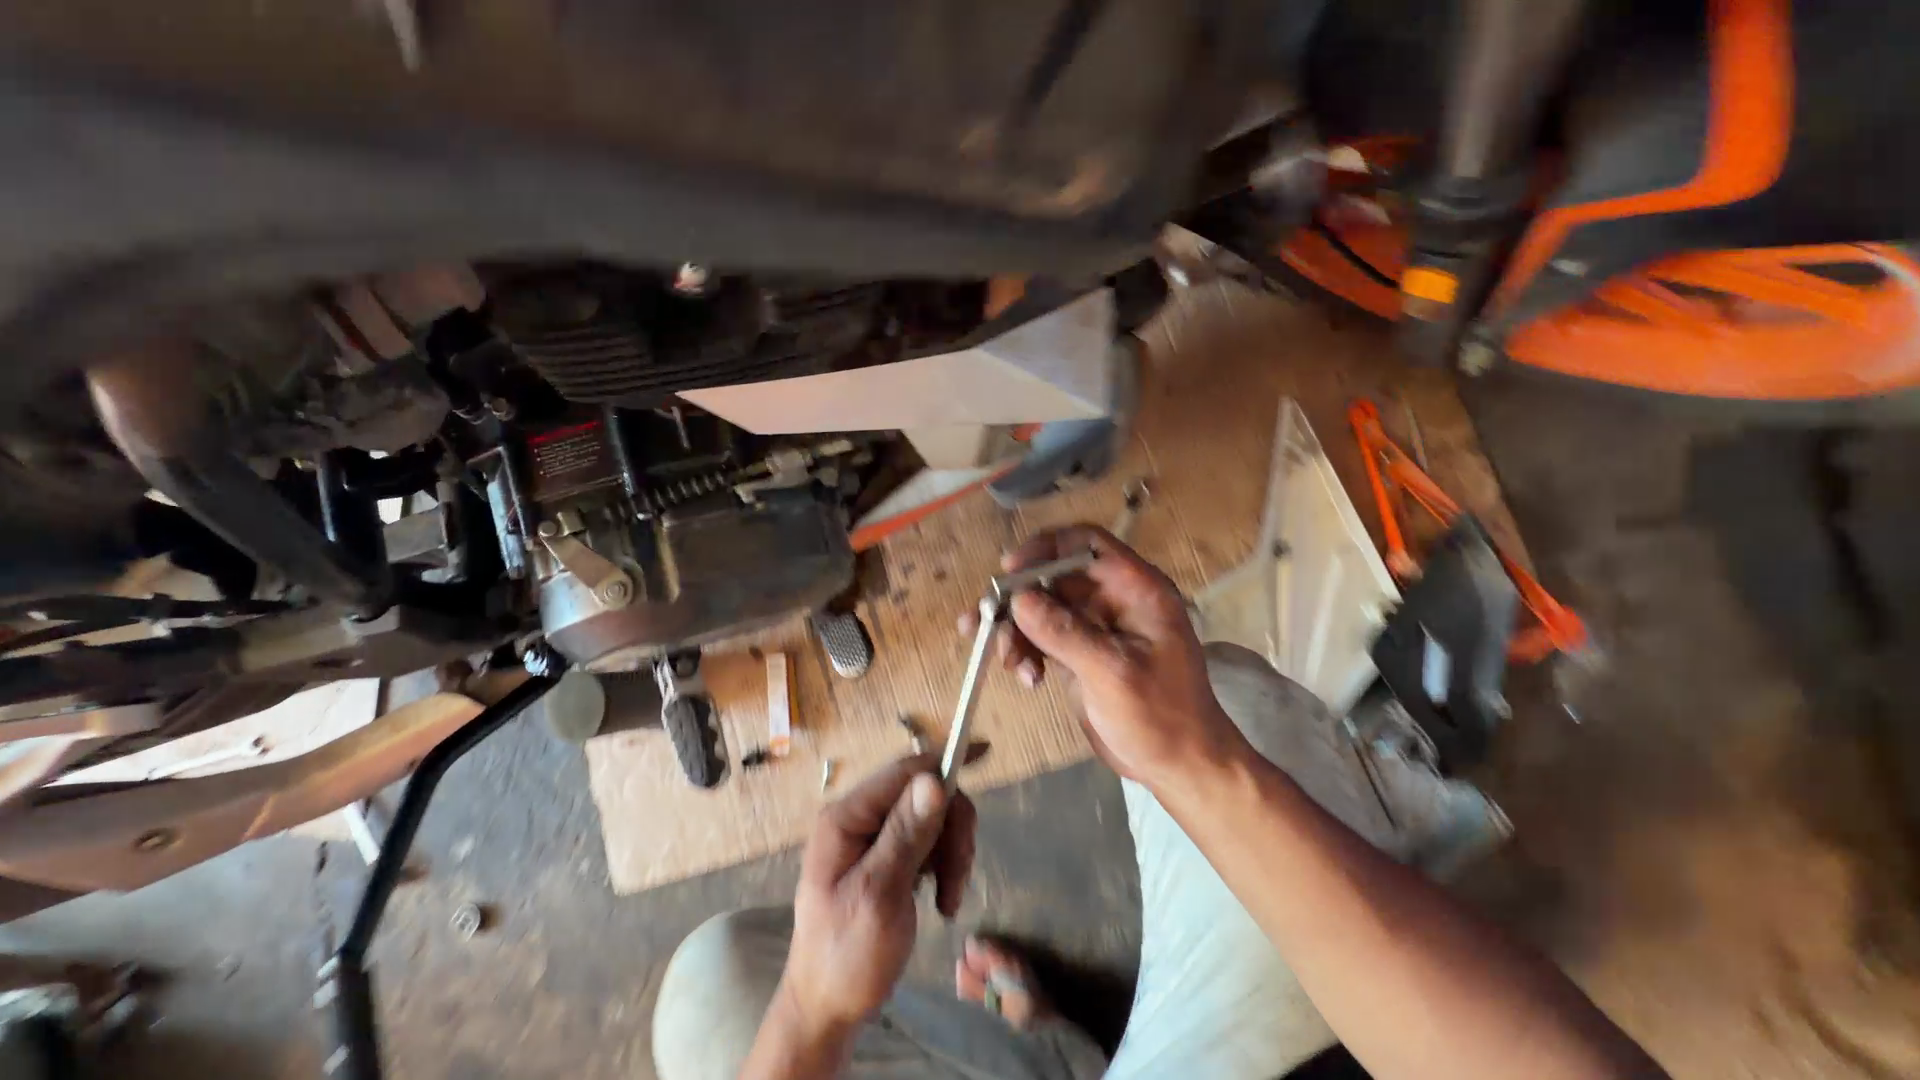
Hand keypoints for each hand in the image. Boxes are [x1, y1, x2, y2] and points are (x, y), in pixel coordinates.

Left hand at [777, 756, 977, 1034]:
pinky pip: (929, 843)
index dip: (943, 761)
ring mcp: (872, 840)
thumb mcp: (879, 895)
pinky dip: (945, 867)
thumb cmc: (847, 955)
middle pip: (924, 795)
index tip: (983, 752)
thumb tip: (933, 780)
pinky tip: (942, 900)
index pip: (903, 773)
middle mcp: (858, 820)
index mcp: (846, 819)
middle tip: (957, 878)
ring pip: (933, 820)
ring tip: (948, 899)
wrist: (828, 1007)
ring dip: (952, 855)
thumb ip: (906, 836)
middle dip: (952, 831)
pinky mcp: (887, 859)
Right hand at [982, 524, 1248, 788]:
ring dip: (1016, 631)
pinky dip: (1026, 653)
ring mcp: (1096, 629)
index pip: (1086, 544)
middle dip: (1017, 598)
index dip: (1046, 548)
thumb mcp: (1113, 672)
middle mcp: (1114, 601)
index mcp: (1136, 589)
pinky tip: (1027, 679)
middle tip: (984, 621)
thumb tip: (1019, 599)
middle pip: (1053, 578)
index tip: (1009, 570)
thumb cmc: (1161, 715)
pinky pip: (1042, 639)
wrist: (1179, 765)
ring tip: (1008, 663)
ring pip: (1041, 610)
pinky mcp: (1080, 656)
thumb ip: (1065, 633)